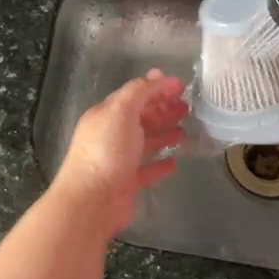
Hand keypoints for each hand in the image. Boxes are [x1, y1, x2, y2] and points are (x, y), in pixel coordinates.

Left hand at [51, 69, 187, 233]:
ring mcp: (118, 160)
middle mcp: (111, 135)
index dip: (157, 88)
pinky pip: (147, 170)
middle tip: (187, 109)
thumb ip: (139, 92)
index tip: (182, 87)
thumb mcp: (121, 112)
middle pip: (141, 118)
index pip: (134, 95)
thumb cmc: (106, 151)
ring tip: (185, 131)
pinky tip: (174, 163)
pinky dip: (160, 164)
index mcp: (107, 114)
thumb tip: (157, 76)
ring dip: (164, 134)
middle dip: (163, 110)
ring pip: (145, 142)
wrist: (91, 201)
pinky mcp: (127, 184)